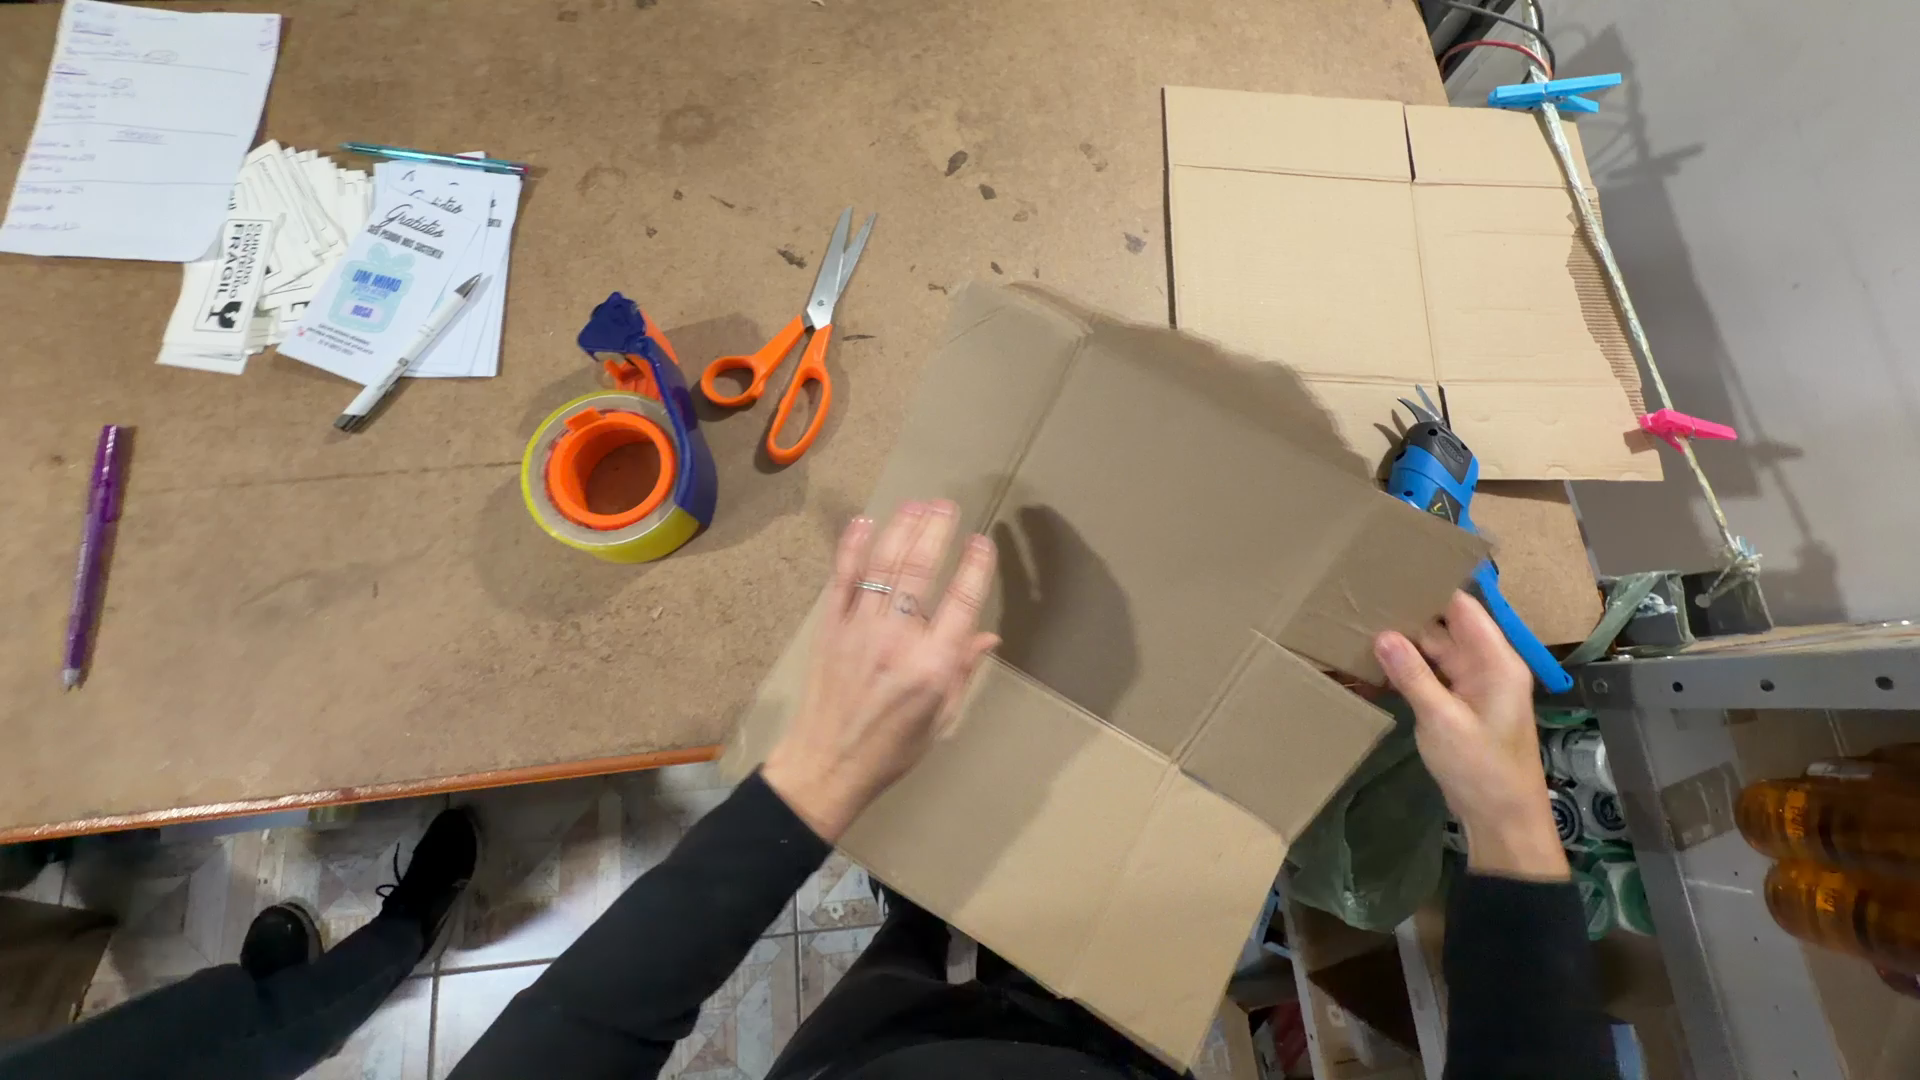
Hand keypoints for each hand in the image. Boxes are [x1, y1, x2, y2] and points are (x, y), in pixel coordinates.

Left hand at [762, 501, 999, 841]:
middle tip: (947, 505)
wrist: (826, 764)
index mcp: (933, 665)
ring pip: (884, 566)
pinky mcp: (830, 627)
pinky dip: (852, 547)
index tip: (983, 540)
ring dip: (901, 529)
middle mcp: (898, 639)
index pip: (962, 601)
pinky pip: (842, 579)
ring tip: (917, 504)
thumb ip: (963, 671)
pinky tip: (864, 521)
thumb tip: (988, 635)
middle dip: (936, 531)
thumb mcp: (941, 718)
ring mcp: (859, 629)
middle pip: (920, 571)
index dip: (976, 565)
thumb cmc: (893, 748)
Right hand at [1373, 591, 1567, 880]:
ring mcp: (1471, 685)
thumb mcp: (1442, 720)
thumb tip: (1382, 634)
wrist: (1501, 817)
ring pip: (1433, 650)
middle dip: (1409, 612)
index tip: (1395, 569)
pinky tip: (1375, 657)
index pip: (1465, 609)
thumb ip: (1412, 675)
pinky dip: (1406, 664)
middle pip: (1444, 627)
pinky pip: (1429, 672)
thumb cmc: (1481, 767)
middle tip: (1363, 595)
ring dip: (1403, 640)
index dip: (1434, 587)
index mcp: (1496, 663)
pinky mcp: (1457, 703)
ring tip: (1360, 620)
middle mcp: (1486, 666)